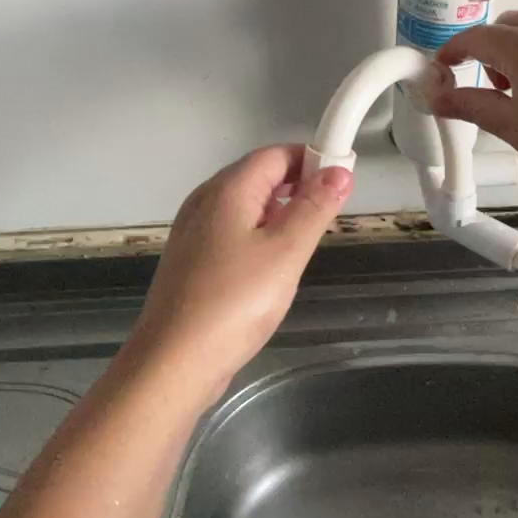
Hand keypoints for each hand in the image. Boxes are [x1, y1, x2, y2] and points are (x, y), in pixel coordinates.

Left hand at [124, 145, 352, 393]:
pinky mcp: (192, 260)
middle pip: (258, 176)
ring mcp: (193, 231)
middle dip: (297, 186)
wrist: (174, 363)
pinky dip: (258, 236)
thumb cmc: (234, 303)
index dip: (312, 159)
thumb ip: (314, 208)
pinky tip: (271, 267)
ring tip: (304, 243)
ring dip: (279, 213)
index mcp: (227, 190)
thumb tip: (340, 171)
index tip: (343, 180)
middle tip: (328, 214)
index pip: (275, 154)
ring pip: (245, 205)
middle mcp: (204, 201)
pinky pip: (232, 231)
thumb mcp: (286, 252)